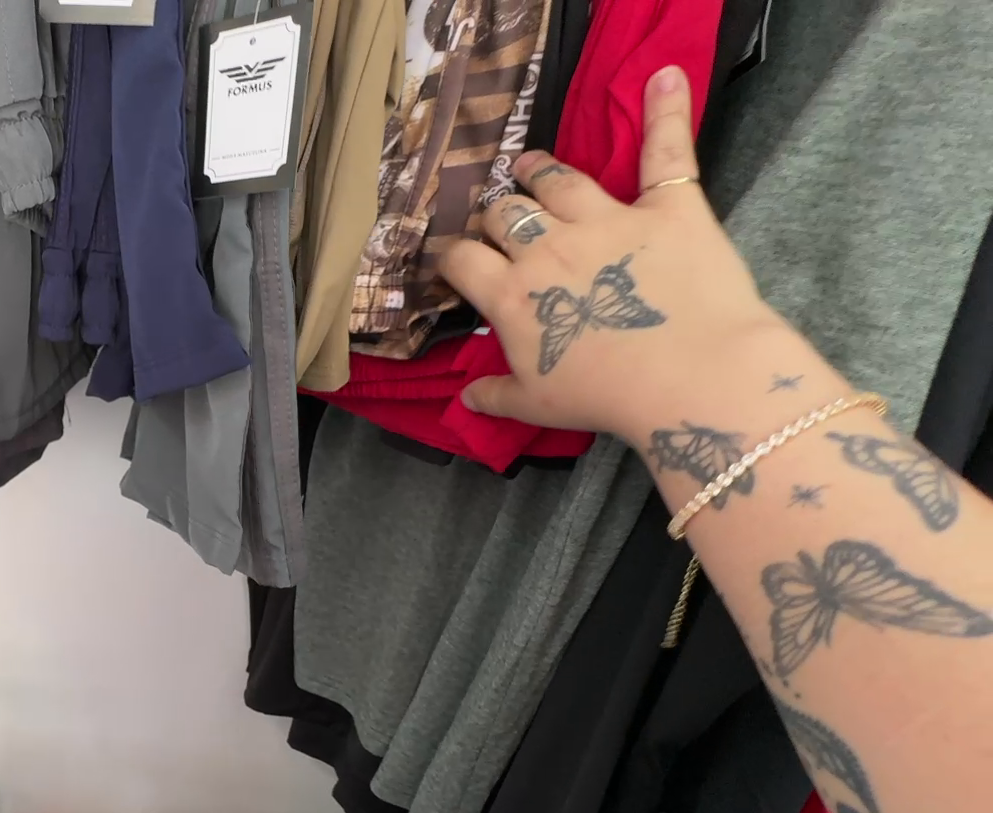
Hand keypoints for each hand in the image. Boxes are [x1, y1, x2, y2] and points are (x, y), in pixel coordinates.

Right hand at [439, 65, 823, 446]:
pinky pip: (666, 151)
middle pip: (505, 214)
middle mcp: (547, 249)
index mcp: (509, 295)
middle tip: (497, 223)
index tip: (455, 264)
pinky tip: (660, 78)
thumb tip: (466, 397)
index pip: (462, 260)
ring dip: (539, 171)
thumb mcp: (532, 404)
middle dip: (494, 216)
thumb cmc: (600, 395)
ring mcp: (608, 222)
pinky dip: (666, 111)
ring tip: (528, 164)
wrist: (690, 377)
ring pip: (560, 181)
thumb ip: (492, 394)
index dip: (453, 258)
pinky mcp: (669, 209)